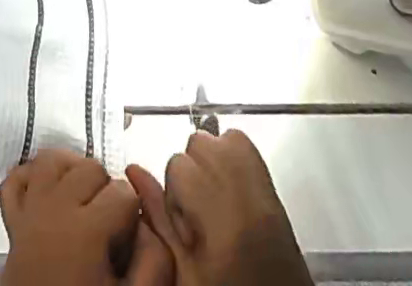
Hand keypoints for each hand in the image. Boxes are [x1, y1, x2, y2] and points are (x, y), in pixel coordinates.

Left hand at [0, 149, 172, 285]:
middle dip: (106, 188)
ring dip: (72, 172)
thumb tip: (148, 224)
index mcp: (86, 231)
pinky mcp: (11, 222)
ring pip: (52, 160)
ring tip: (85, 200)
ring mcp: (28, 212)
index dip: (134, 209)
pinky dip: (31, 175)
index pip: (123, 191)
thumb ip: (153, 259)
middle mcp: (54, 210)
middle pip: (89, 168)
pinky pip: (16, 179)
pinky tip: (50, 191)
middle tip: (110, 222)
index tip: (132, 233)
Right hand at [127, 130, 308, 285]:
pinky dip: (232, 160)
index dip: (173, 193)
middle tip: (197, 214)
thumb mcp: (183, 273)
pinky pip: (248, 150)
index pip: (180, 164)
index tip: (184, 226)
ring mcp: (267, 190)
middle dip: (190, 172)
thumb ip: (158, 220)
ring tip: (213, 202)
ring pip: (224, 139)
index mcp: (224, 219)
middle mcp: (249, 195)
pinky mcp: (276, 193)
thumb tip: (135, 173)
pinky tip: (228, 195)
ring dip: (210, 162)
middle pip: (201, 143)